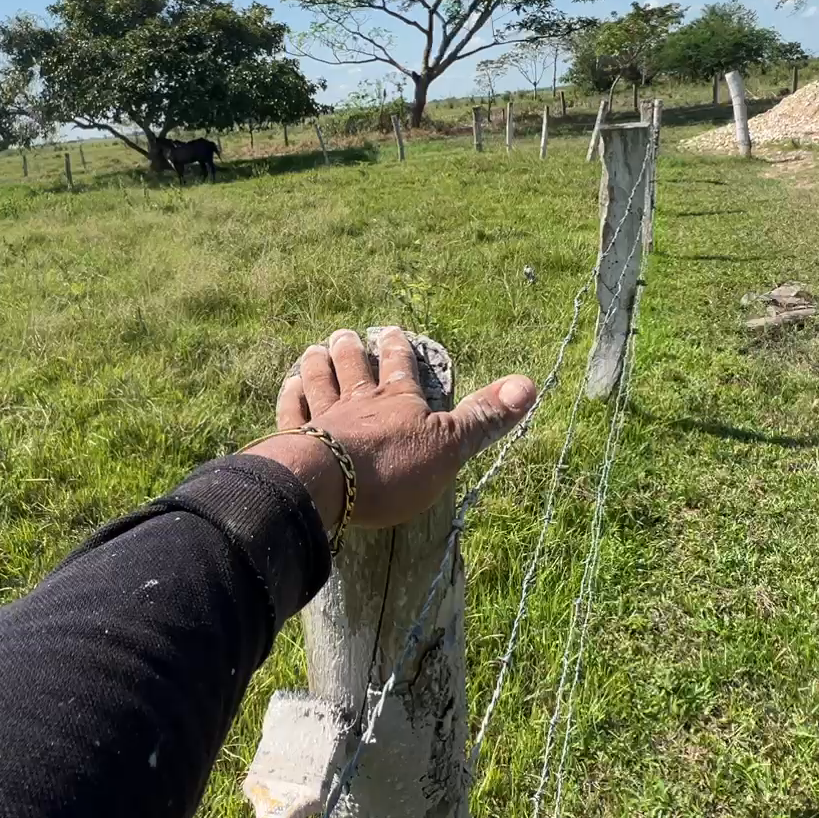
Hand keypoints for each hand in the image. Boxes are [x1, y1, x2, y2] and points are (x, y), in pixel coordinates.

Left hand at [248, 326, 536, 530]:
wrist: (328, 486)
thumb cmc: (393, 468)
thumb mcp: (450, 445)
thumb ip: (484, 417)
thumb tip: (530, 383)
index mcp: (397, 402)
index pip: (400, 368)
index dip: (398, 350)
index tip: (393, 331)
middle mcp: (358, 402)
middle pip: (353, 367)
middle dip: (352, 349)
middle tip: (344, 333)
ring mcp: (323, 417)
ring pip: (319, 380)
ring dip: (318, 364)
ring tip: (316, 349)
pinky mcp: (295, 437)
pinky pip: (291, 411)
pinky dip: (290, 396)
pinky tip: (288, 385)